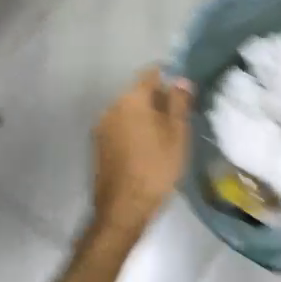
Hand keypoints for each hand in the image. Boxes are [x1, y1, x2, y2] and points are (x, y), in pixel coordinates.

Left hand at [92, 67, 194, 230]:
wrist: (123, 208)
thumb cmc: (156, 168)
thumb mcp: (177, 134)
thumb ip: (179, 103)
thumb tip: (181, 79)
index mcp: (133, 98)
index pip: (151, 73)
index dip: (168, 77)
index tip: (182, 92)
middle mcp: (113, 105)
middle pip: (137, 91)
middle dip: (156, 98)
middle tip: (176, 118)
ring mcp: (102, 125)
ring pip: (127, 109)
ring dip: (143, 115)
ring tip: (161, 135)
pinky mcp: (98, 144)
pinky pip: (118, 126)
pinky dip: (131, 129)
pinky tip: (144, 148)